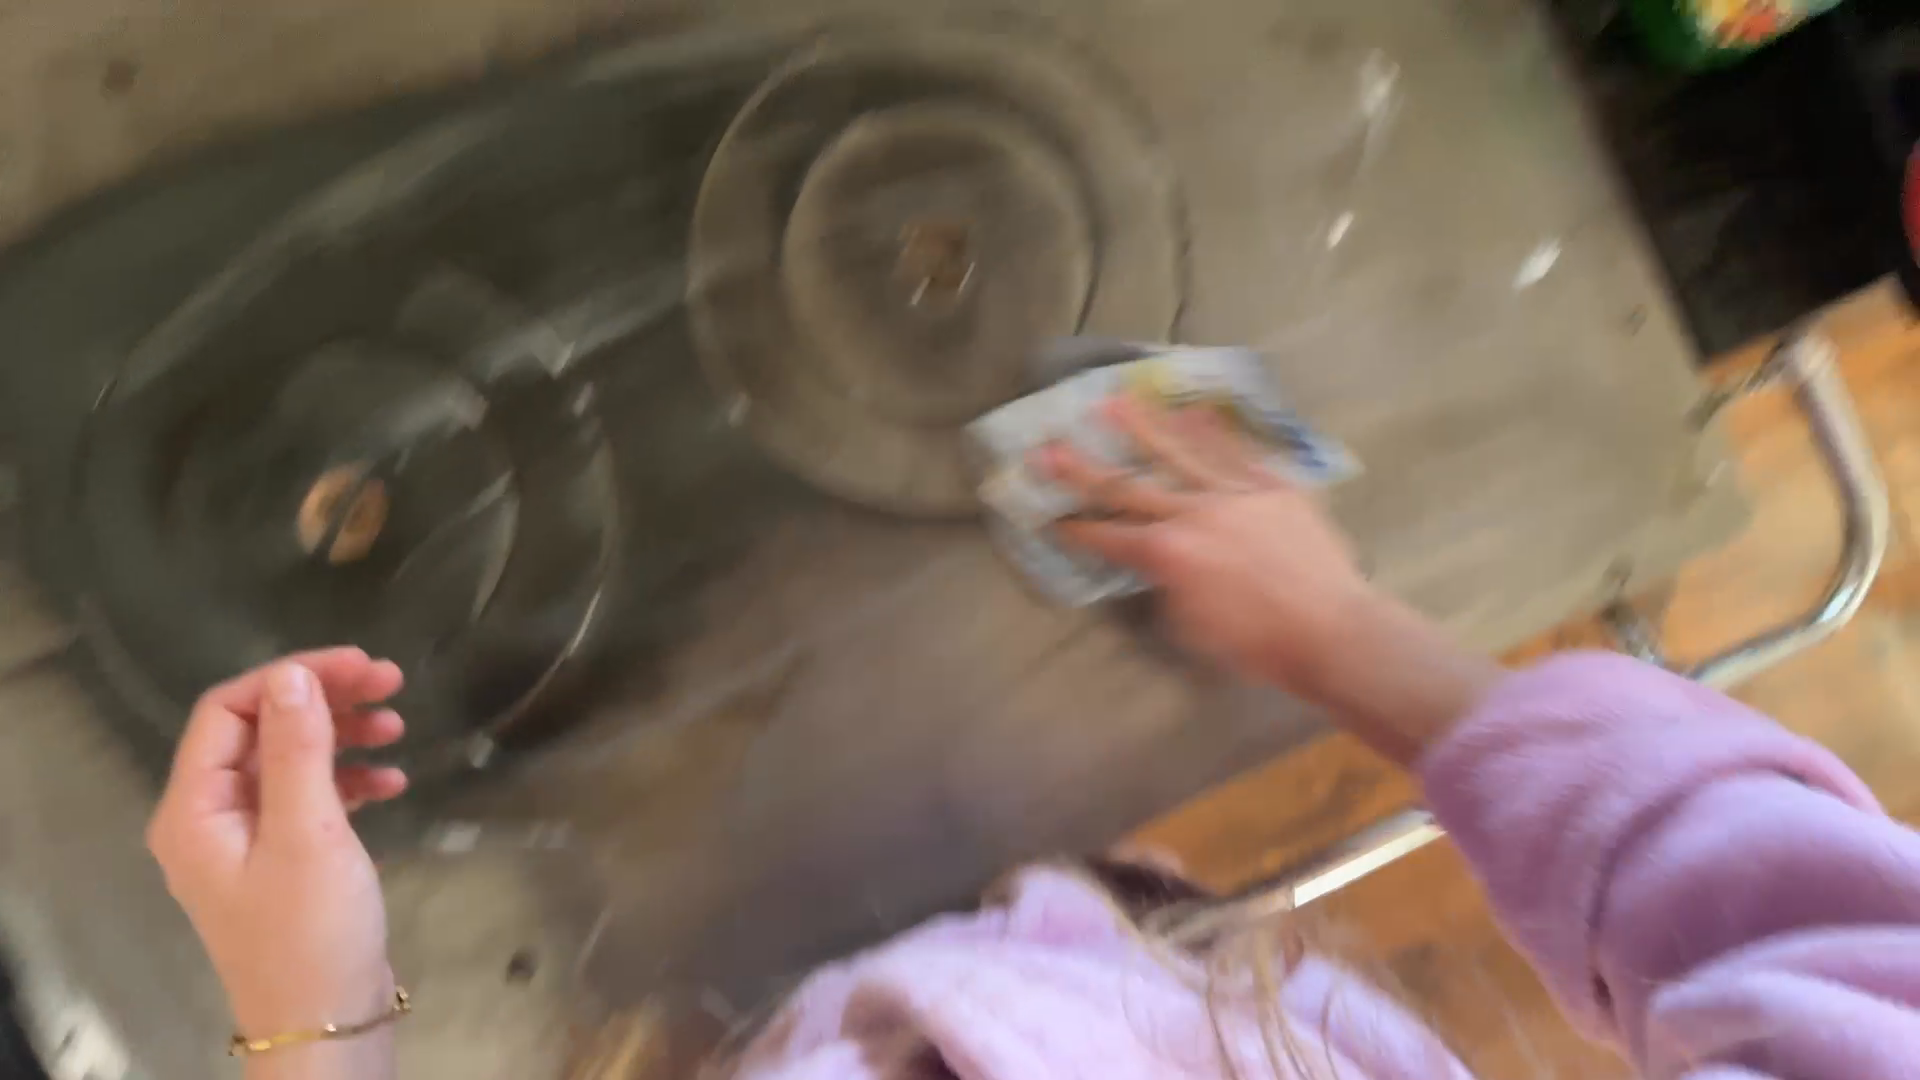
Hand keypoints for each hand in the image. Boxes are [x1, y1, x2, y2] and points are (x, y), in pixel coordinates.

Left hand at [146, 649, 408, 1041]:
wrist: (327, 1010)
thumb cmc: (310, 922)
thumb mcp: (309, 830)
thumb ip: (297, 751)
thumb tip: (293, 676)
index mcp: (195, 810)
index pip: (228, 712)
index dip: (293, 678)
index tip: (364, 666)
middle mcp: (213, 815)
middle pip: (263, 729)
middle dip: (326, 699)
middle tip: (394, 682)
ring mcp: (251, 835)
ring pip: (293, 757)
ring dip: (345, 734)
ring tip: (400, 729)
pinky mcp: (289, 851)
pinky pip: (316, 792)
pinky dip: (355, 776)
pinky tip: (394, 782)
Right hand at [1044, 395, 1499, 762]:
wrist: (1332, 631)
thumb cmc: (1255, 644)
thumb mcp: (1189, 627)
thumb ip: (1164, 586)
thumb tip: (1159, 564)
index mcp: (1167, 554)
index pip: (1108, 536)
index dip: (1075, 527)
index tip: (1051, 514)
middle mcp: (1192, 514)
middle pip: (1126, 486)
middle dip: (1081, 469)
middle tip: (1049, 446)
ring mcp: (1234, 493)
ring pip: (1180, 453)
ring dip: (1142, 427)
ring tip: (1115, 400)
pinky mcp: (1273, 487)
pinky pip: (1237, 453)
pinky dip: (1212, 432)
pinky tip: (1193, 411)